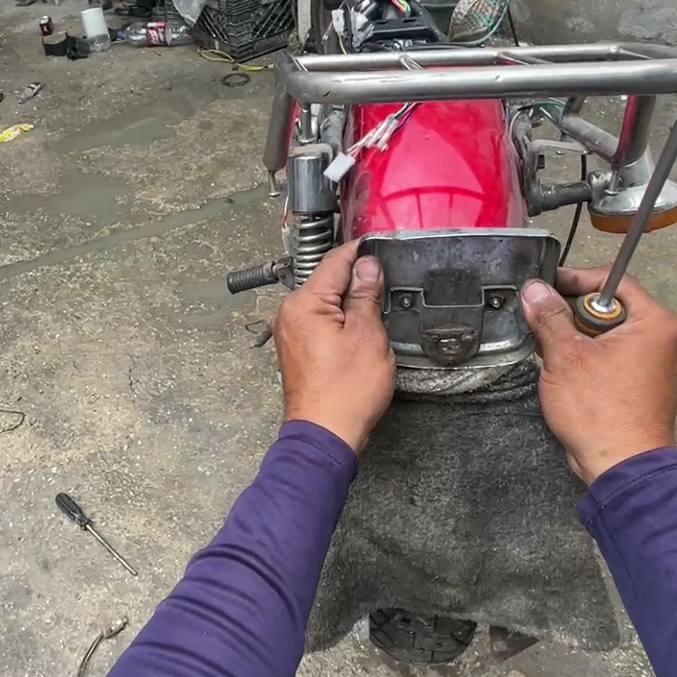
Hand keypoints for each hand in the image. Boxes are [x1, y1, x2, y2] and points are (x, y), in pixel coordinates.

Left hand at [274, 241, 393, 451]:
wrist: (325, 433)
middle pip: (327, 280)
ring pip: (325, 301)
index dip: (360, 250)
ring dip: (349, 300)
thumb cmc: (345, 392)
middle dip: (356, 277)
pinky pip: (320, 320)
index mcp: (304, 303)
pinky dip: (340, 318)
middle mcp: (290, 313)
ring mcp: (291, 331)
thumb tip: (368, 266)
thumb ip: (366, 295)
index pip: (334, 261)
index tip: (379, 243)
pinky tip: (360, 327)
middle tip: (387, 277)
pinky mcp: (297, 348)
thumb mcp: (368, 335)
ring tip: (377, 304)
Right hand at [522, 268, 676, 484]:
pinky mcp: (647, 381)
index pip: (612, 279)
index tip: (542, 287)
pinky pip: (616, 353)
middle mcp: (666, 336)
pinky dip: (591, 353)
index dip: (573, 279)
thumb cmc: (599, 408)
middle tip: (539, 318)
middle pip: (610, 305)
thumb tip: (534, 288)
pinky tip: (564, 365)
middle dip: (572, 311)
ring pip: (610, 331)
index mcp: (656, 321)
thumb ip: (549, 316)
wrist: (622, 466)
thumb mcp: (565, 356)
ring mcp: (658, 361)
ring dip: (578, 334)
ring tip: (546, 343)